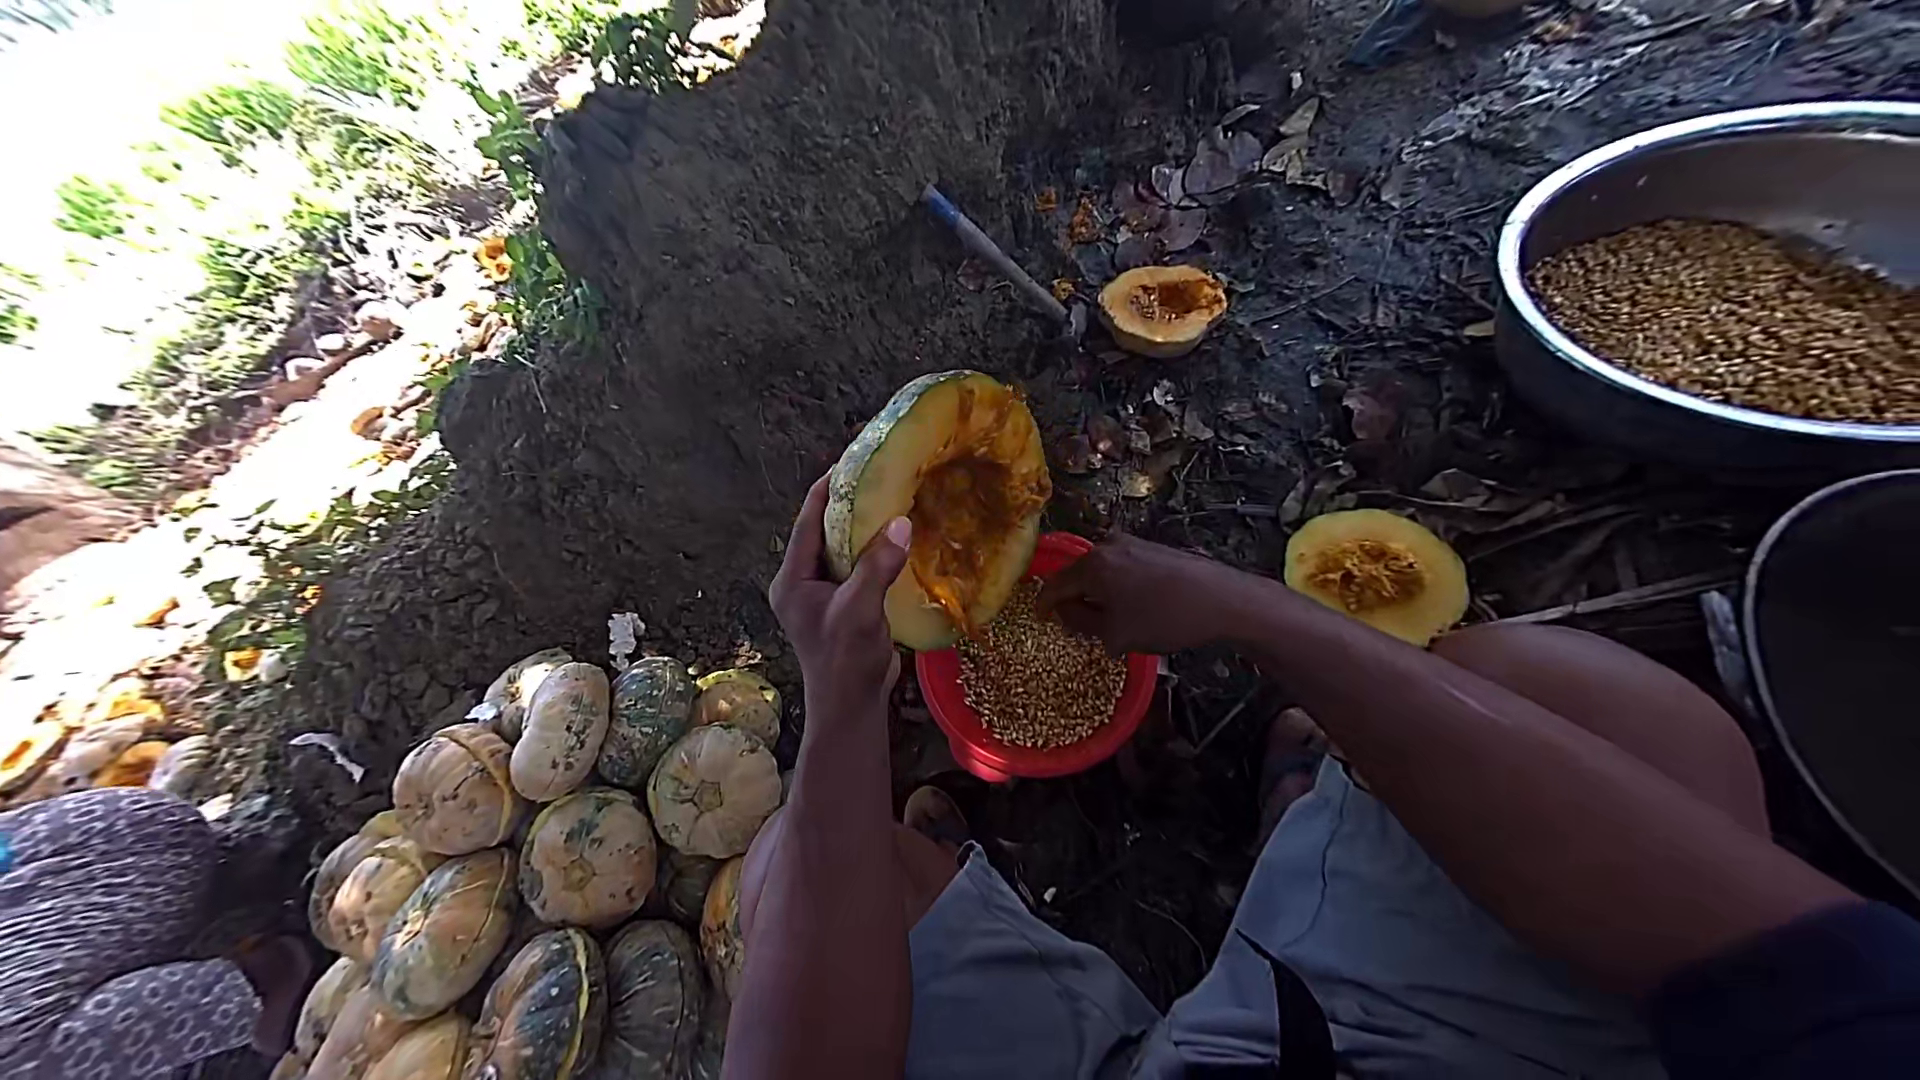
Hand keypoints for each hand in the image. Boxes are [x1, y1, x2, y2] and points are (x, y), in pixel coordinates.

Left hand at [769, 475, 911, 717]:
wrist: (851, 705)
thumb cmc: (845, 660)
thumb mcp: (859, 610)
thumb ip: (877, 566)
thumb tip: (901, 524)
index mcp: (793, 579)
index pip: (807, 522)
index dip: (826, 490)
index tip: (849, 462)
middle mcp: (802, 581)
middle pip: (823, 531)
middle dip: (848, 505)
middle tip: (877, 477)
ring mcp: (822, 593)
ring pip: (842, 548)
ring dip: (863, 528)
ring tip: (890, 499)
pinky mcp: (843, 603)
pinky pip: (857, 566)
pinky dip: (874, 550)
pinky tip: (896, 538)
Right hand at [1037, 532, 1254, 654]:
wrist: (1222, 600)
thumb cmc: (1163, 619)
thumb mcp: (1113, 633)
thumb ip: (1080, 621)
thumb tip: (1065, 610)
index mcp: (1090, 565)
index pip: (1054, 585)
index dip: (1044, 605)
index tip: (1041, 619)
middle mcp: (1105, 546)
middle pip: (1076, 574)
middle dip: (1074, 599)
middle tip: (1078, 624)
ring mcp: (1130, 542)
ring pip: (1099, 570)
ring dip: (1096, 593)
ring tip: (1108, 618)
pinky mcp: (1150, 546)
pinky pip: (1119, 566)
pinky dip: (1115, 585)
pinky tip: (1132, 605)